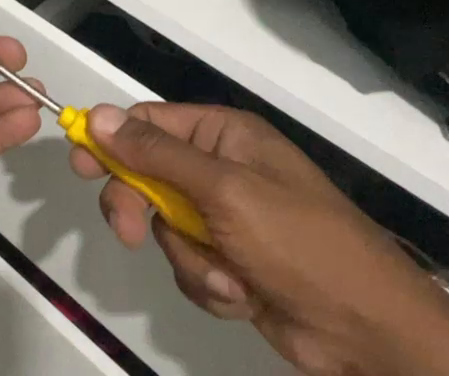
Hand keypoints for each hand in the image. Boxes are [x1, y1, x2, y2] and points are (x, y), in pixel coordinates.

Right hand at [71, 103, 448, 375]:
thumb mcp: (223, 191)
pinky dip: (206, 282)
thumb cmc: (300, 244)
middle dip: (139, 208)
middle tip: (125, 230)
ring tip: (227, 276)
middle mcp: (222, 171)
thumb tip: (98, 114)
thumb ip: (155, 154)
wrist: (369, 334)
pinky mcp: (230, 262)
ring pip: (163, 226)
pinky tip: (241, 294)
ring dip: (188, 257)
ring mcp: (226, 219)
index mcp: (225, 137)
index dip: (110, 140)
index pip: (149, 123)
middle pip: (145, 175)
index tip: (79, 162)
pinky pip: (186, 263)